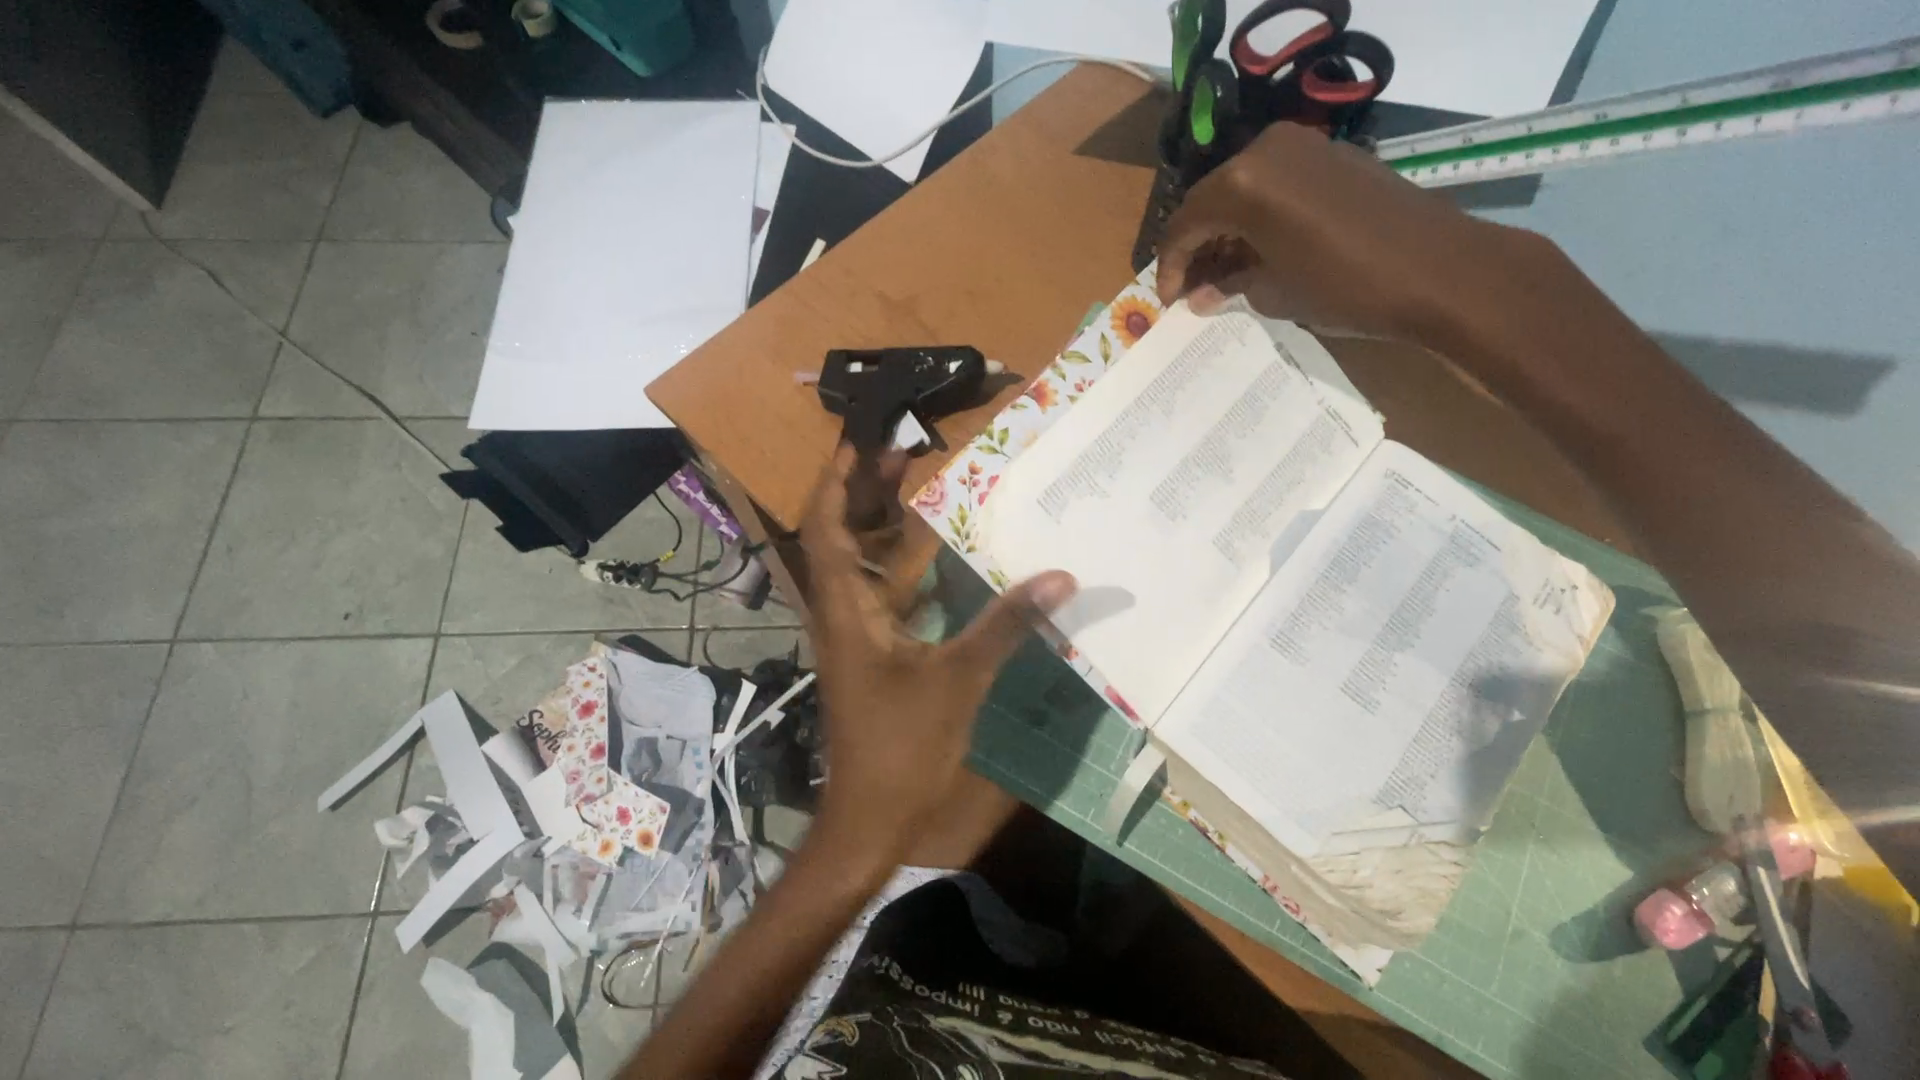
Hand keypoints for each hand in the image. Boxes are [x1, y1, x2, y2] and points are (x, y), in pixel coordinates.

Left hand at [799, 447, 1075, 855]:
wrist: (869, 817)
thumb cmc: (901, 746)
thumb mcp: (958, 679)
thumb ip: (1006, 624)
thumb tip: (1061, 575)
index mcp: (846, 611)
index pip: (826, 530)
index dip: (838, 483)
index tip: (861, 443)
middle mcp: (843, 615)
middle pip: (843, 539)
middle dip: (865, 494)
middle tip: (903, 453)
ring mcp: (858, 638)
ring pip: (866, 569)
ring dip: (887, 531)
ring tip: (923, 490)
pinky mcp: (875, 659)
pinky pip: (887, 600)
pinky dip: (907, 573)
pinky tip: (943, 560)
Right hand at [1156, 122, 1556, 351]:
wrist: (1441, 270)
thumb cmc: (1346, 287)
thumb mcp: (1274, 293)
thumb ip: (1228, 286)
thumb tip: (1200, 295)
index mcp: (1242, 183)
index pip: (1185, 223)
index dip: (1171, 266)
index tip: (1170, 300)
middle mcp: (1266, 151)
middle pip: (1211, 200)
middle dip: (1198, 246)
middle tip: (1194, 288)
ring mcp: (1305, 147)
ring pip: (1244, 190)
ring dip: (1229, 231)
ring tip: (1226, 275)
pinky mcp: (1335, 155)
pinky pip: (1278, 184)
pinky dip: (1262, 217)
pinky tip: (1264, 250)